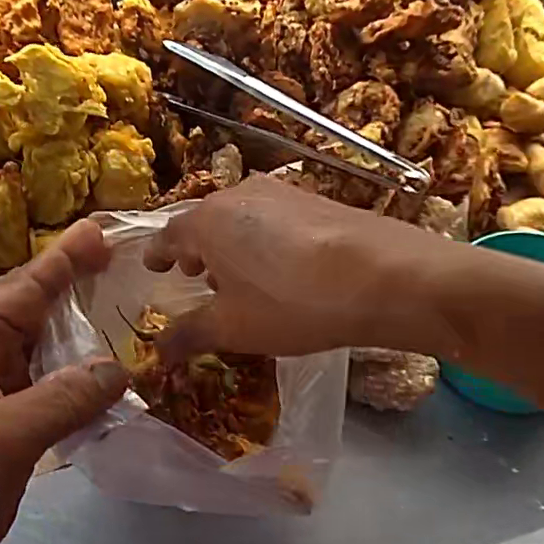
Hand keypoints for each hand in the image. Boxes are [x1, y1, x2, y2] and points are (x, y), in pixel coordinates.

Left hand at [0, 221, 128, 543]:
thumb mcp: (1, 438)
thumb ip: (64, 398)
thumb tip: (121, 368)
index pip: (19, 288)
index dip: (62, 260)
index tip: (100, 231)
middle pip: (30, 313)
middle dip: (75, 291)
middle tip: (124, 266)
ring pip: (40, 353)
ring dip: (79, 340)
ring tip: (125, 315)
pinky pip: (43, 390)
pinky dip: (74, 384)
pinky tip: (106, 382)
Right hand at [141, 175, 464, 359]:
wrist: (389, 278)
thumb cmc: (292, 302)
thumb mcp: (232, 328)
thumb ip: (188, 335)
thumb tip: (158, 351)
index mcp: (207, 221)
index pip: (169, 235)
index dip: (158, 254)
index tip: (154, 267)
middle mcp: (239, 196)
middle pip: (204, 223)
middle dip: (195, 250)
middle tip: (194, 276)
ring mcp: (282, 193)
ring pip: (239, 219)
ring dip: (229, 246)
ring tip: (236, 278)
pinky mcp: (317, 200)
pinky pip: (272, 219)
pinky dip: (261, 242)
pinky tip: (278, 270)